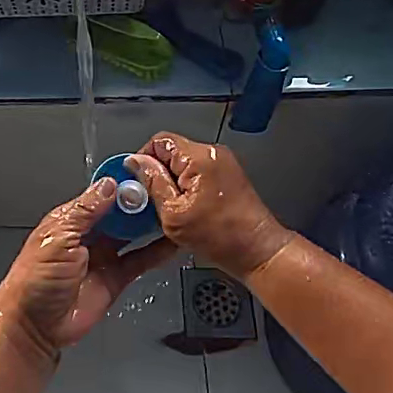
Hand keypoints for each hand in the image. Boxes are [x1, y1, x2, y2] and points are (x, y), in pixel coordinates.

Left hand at [0, 178, 178, 358]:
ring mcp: (101, 256)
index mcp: (68, 220)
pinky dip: (156, 252)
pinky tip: (169, 242)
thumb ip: (85, 211)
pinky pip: (139, 260)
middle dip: (138, 203)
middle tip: (160, 194)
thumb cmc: (32, 282)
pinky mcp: (114, 278)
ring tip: (169, 212)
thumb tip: (107, 186)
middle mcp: (86, 235)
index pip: (99, 195)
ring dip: (148, 225)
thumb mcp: (59, 237)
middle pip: (119, 213)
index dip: (119, 185)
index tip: (140, 176)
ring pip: (132, 234)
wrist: (35, 327)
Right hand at [125, 133, 293, 277]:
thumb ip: (153, 183)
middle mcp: (212, 154)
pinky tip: (185, 209)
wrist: (257, 250)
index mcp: (199, 158)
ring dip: (170, 182)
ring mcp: (221, 163)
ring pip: (181, 163)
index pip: (158, 141)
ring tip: (171, 208)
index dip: (142, 159)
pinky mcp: (225, 175)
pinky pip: (195, 172)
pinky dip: (185, 187)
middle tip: (152, 200)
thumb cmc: (223, 237)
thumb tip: (136, 162)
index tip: (136, 180)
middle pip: (170, 151)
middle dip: (156, 174)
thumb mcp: (174, 213)